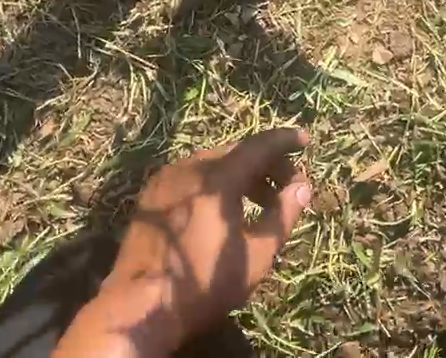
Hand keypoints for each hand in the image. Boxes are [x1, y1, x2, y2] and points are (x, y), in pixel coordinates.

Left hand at [53, 129, 313, 357]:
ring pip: (214, 163)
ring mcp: (168, 177)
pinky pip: (193, 176)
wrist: (141, 305)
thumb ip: (283, 215)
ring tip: (259, 202)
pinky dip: (215, 182)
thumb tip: (303, 186)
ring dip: (241, 175)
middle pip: (237, 152)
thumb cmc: (204, 282)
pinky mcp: (153, 193)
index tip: (304, 139)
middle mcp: (191, 166)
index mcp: (218, 176)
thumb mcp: (256, 255)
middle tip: (286, 186)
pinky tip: (223, 209)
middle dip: (266, 164)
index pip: (259, 145)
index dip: (284, 141)